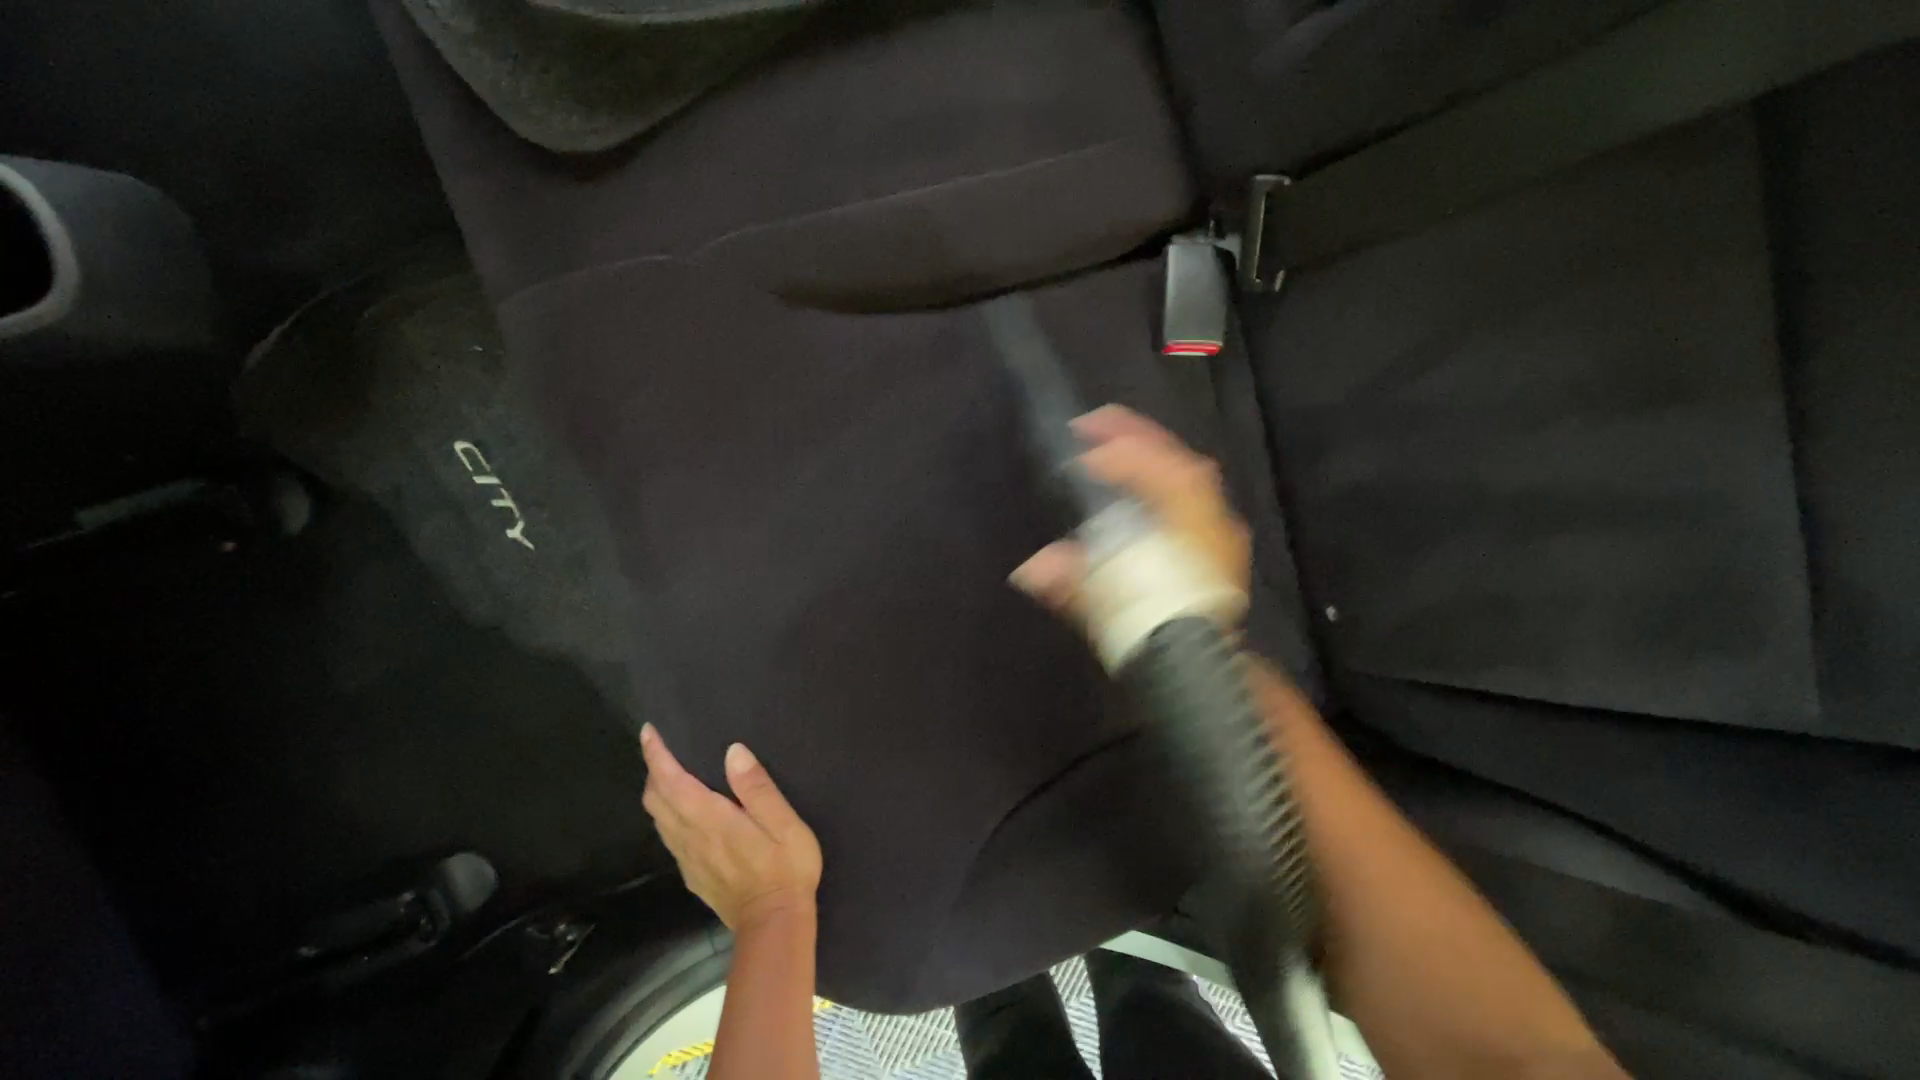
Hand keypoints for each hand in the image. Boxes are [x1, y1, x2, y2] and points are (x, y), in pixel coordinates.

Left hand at [640, 723, 822, 931]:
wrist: (774, 924)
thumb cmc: (786, 868)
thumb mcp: (784, 824)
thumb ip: (757, 787)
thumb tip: (733, 751)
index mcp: (710, 819)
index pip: (671, 781)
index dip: (657, 755)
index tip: (649, 732)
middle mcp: (690, 837)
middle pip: (656, 799)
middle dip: (654, 770)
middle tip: (663, 749)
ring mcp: (688, 859)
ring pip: (658, 819)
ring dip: (657, 793)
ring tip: (670, 775)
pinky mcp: (693, 875)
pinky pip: (669, 837)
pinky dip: (666, 815)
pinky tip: (683, 813)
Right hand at [1008, 404, 1250, 619]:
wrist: (1200, 669)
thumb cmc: (1157, 633)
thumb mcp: (1111, 609)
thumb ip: (1074, 584)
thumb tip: (1030, 568)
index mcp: (1190, 533)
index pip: (1161, 479)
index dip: (1125, 458)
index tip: (1085, 456)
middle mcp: (1210, 523)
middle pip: (1177, 464)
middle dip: (1136, 438)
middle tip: (1094, 422)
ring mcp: (1218, 533)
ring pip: (1187, 477)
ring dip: (1151, 456)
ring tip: (1114, 442)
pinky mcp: (1216, 546)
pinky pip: (1191, 495)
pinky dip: (1162, 480)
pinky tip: (1139, 484)